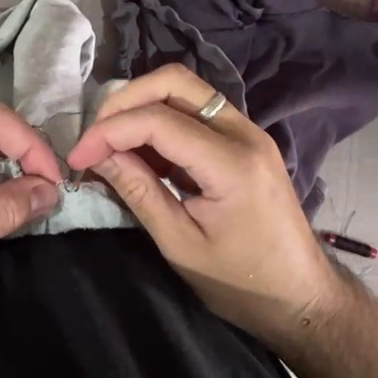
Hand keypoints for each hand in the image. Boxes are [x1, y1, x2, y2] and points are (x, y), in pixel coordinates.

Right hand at [65, 64, 343, 347]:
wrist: (300, 296)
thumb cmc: (240, 282)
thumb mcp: (181, 245)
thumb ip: (139, 192)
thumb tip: (98, 156)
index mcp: (232, 163)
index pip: (158, 120)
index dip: (109, 131)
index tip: (77, 157)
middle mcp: (244, 132)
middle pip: (173, 81)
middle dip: (124, 101)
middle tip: (94, 137)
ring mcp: (248, 132)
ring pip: (184, 89)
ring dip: (142, 106)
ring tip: (110, 143)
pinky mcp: (244, 140)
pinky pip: (195, 110)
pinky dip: (161, 119)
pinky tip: (139, 150)